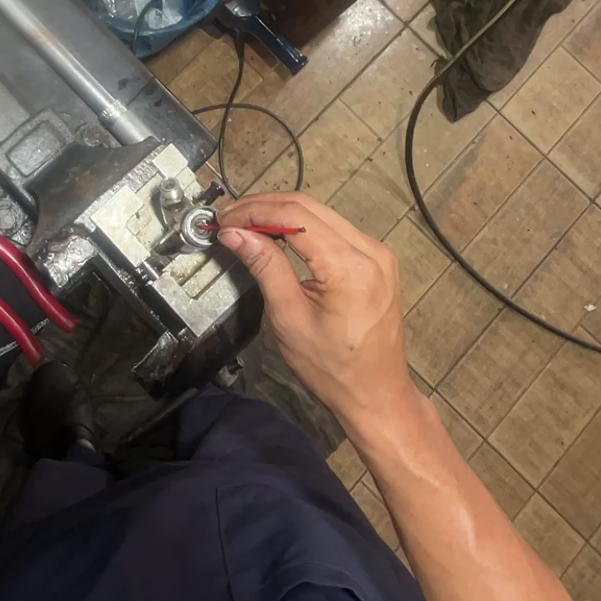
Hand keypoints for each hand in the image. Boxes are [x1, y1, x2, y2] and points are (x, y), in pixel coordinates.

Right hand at [217, 193, 416, 424]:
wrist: (377, 394)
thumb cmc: (331, 368)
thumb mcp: (289, 318)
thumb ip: (265, 267)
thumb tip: (235, 234)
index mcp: (349, 268)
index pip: (295, 216)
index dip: (254, 211)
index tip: (224, 219)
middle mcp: (370, 251)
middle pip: (308, 206)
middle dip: (263, 206)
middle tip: (228, 218)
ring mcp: (377, 252)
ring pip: (320, 211)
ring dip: (280, 211)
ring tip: (245, 223)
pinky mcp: (376, 258)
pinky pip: (333, 226)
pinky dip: (300, 223)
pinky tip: (275, 232)